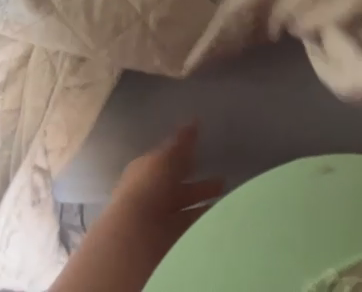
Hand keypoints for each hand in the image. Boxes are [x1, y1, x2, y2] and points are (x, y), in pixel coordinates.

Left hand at [107, 121, 224, 243]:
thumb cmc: (148, 188)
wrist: (134, 235)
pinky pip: (188, 227)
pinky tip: (217, 221)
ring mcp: (157, 219)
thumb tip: (194, 120)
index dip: (183, 156)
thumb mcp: (166, 158)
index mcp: (145, 171)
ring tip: (227, 203)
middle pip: (177, 187)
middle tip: (223, 180)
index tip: (202, 152)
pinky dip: (202, 223)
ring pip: (184, 209)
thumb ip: (182, 142)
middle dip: (199, 184)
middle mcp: (150, 195)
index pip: (166, 161)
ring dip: (203, 205)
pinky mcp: (165, 240)